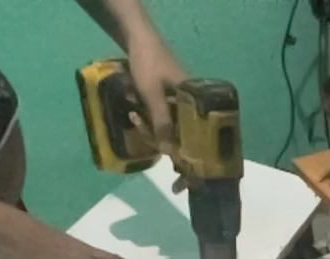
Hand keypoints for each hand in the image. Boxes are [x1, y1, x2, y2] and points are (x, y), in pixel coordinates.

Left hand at [127, 34, 188, 152]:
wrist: (136, 35)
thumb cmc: (149, 62)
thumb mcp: (153, 94)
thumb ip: (162, 122)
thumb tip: (169, 152)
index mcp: (196, 103)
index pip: (194, 135)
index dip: (181, 147)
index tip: (162, 149)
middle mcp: (192, 104)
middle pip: (180, 131)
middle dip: (157, 133)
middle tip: (137, 123)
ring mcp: (180, 100)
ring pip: (169, 124)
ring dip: (149, 123)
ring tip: (133, 115)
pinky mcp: (168, 96)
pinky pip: (162, 114)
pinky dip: (148, 113)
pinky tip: (134, 107)